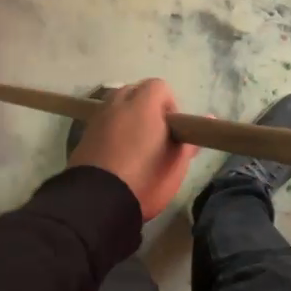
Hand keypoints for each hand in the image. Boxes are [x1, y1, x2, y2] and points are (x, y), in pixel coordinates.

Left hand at [70, 78, 197, 219]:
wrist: (96, 204)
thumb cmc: (144, 178)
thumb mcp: (176, 163)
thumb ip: (190, 138)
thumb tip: (209, 118)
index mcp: (144, 104)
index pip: (159, 86)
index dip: (169, 104)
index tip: (172, 129)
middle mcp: (118, 104)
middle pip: (133, 91)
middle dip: (144, 107)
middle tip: (153, 135)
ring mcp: (97, 120)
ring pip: (114, 107)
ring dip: (125, 118)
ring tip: (133, 145)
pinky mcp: (82, 138)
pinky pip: (101, 124)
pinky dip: (110, 132)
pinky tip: (116, 156)